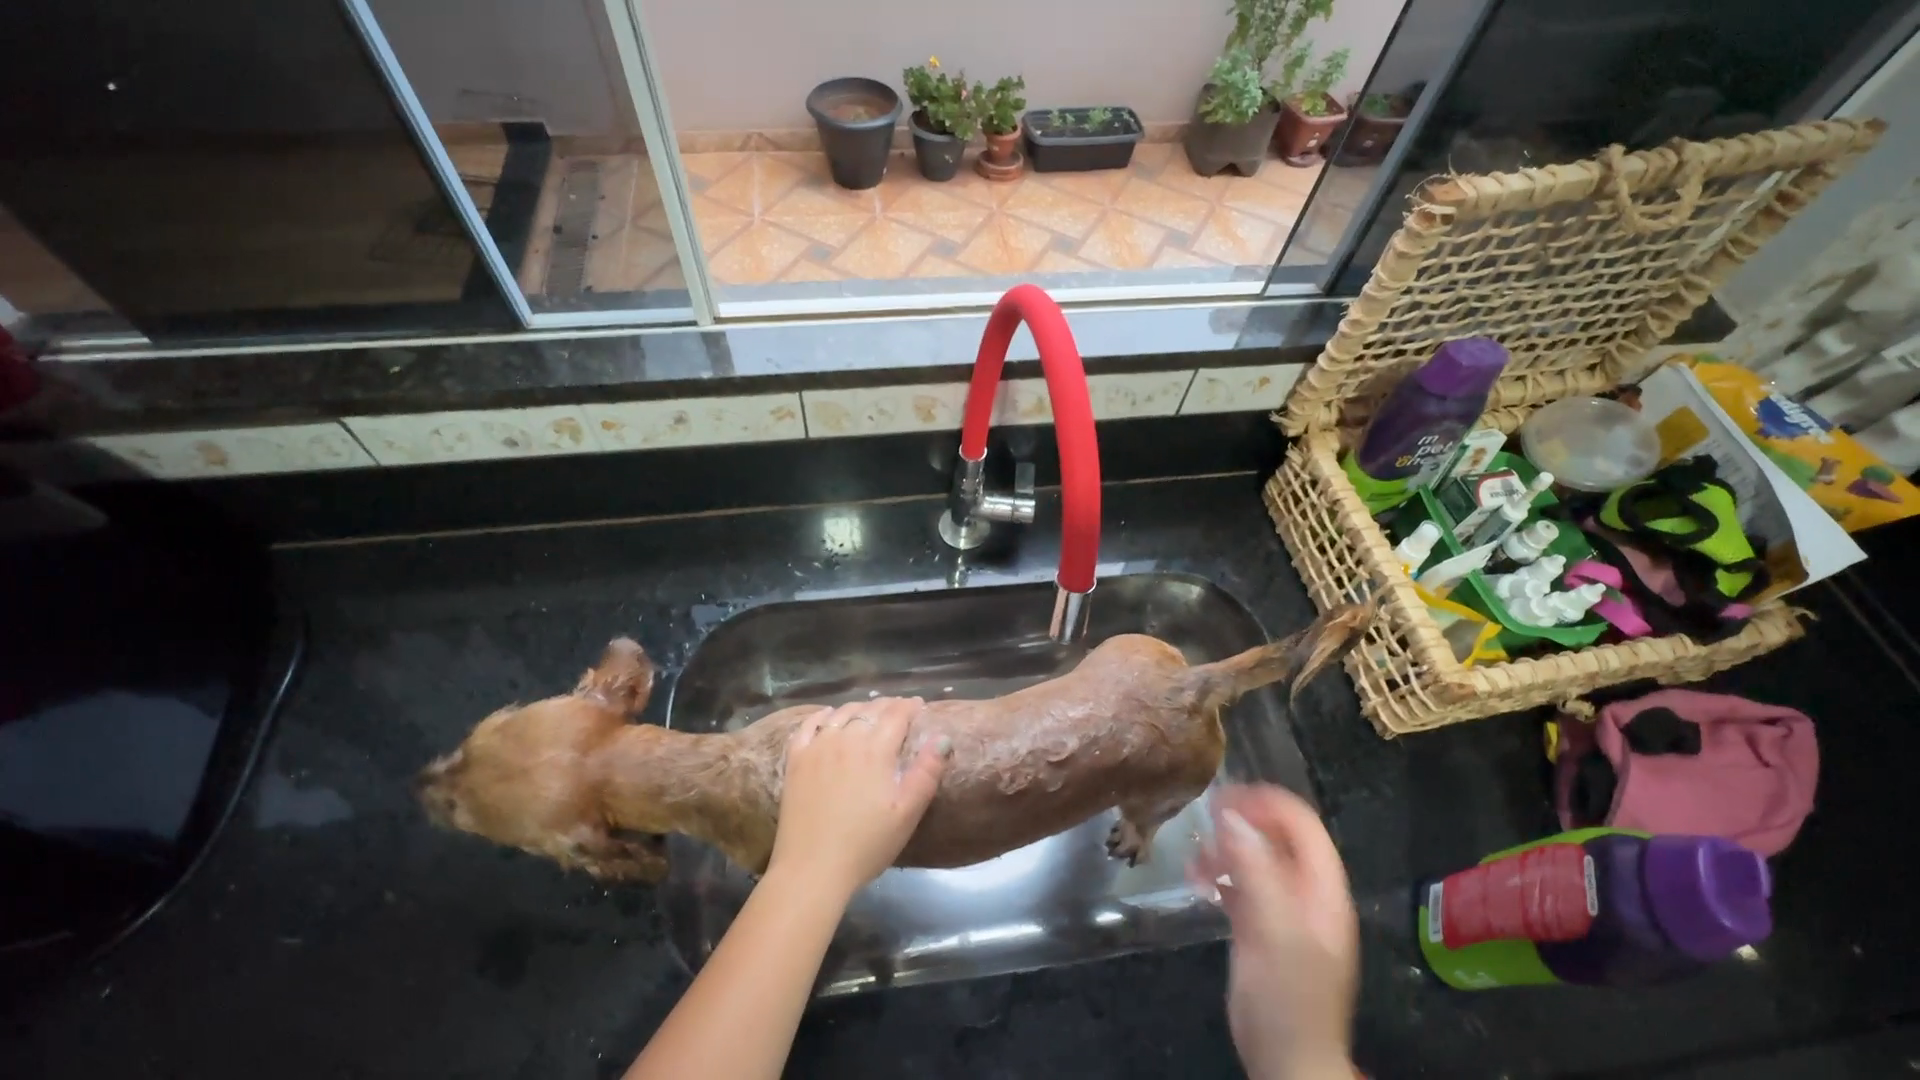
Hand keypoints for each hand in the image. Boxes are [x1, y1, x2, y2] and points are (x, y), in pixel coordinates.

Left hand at [768, 697, 950, 902]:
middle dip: (887, 706)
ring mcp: (817, 748)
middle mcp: (845, 739)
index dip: (910, 706)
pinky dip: (822, 716)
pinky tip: (828, 716)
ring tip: (869, 712)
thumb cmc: (867, 844)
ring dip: (859, 708)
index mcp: (876, 749)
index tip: (919, 705)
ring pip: (840, 714)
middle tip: (899, 710)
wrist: (812, 867)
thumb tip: (942, 737)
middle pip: (869, 710)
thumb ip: (927, 772)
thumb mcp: (907, 812)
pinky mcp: (795, 760)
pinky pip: (808, 725)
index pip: (896, 714)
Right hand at [1190, 785, 1357, 1079]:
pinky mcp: (1263, 930)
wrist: (1288, 1061)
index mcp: (1322, 890)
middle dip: (1242, 822)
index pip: (1303, 825)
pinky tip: (1196, 880)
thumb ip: (1255, 870)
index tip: (1224, 795)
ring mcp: (1286, 912)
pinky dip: (1221, 876)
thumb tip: (1231, 817)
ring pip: (1257, 861)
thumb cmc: (1287, 996)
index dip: (1267, 803)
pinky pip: (1243, 888)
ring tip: (1195, 853)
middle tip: (1203, 815)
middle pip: (1278, 838)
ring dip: (1227, 849)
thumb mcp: (1272, 929)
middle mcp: (1307, 893)